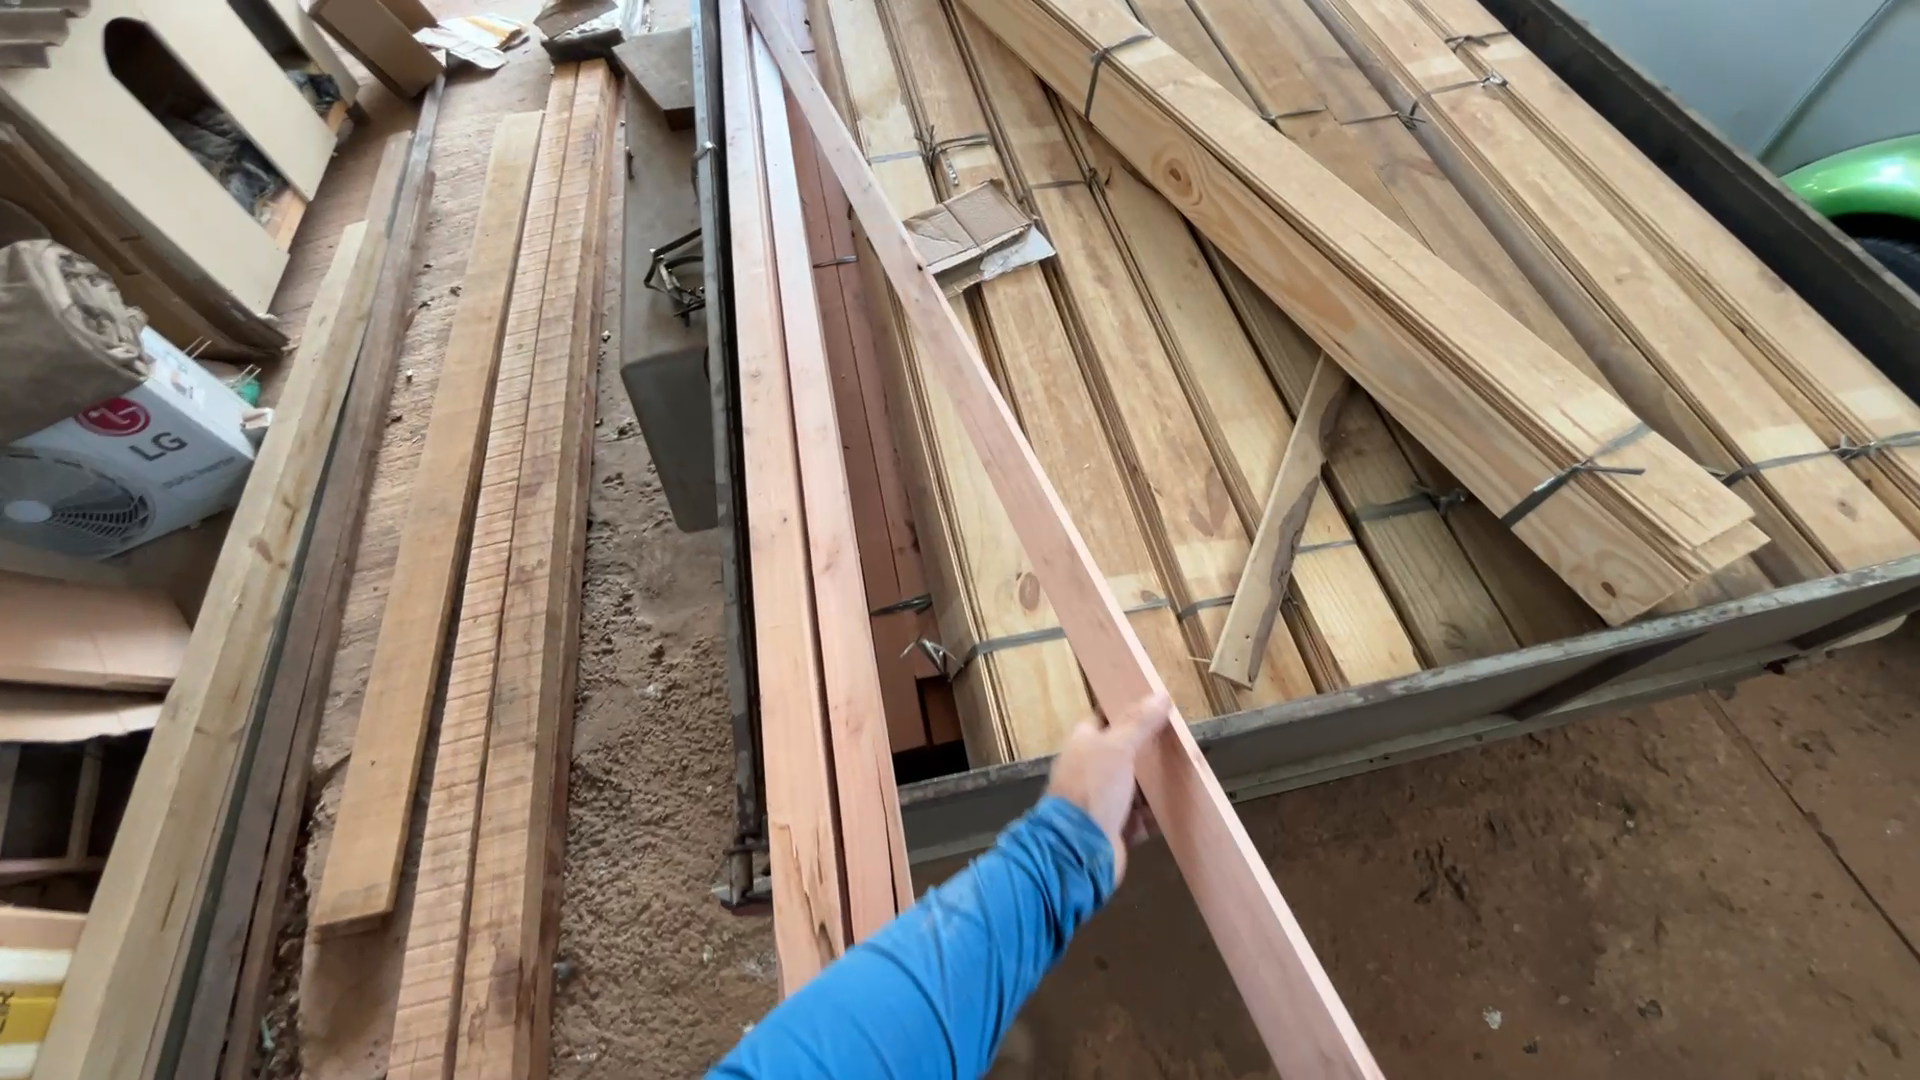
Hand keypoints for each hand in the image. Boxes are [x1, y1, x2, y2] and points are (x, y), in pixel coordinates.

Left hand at [1044, 691, 1171, 884]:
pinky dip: (1157, 814)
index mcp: (1084, 743)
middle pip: (1125, 753)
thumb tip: (1161, 695)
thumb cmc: (1093, 788)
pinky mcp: (1116, 827)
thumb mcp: (1117, 748)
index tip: (1159, 707)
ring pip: (1136, 785)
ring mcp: (1102, 799)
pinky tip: (1178, 807)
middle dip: (1150, 750)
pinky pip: (1142, 816)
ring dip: (1157, 783)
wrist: (1079, 850)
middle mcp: (1091, 768)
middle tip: (1181, 742)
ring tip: (1186, 772)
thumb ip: (1139, 723)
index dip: (1130, 712)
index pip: (1107, 718)